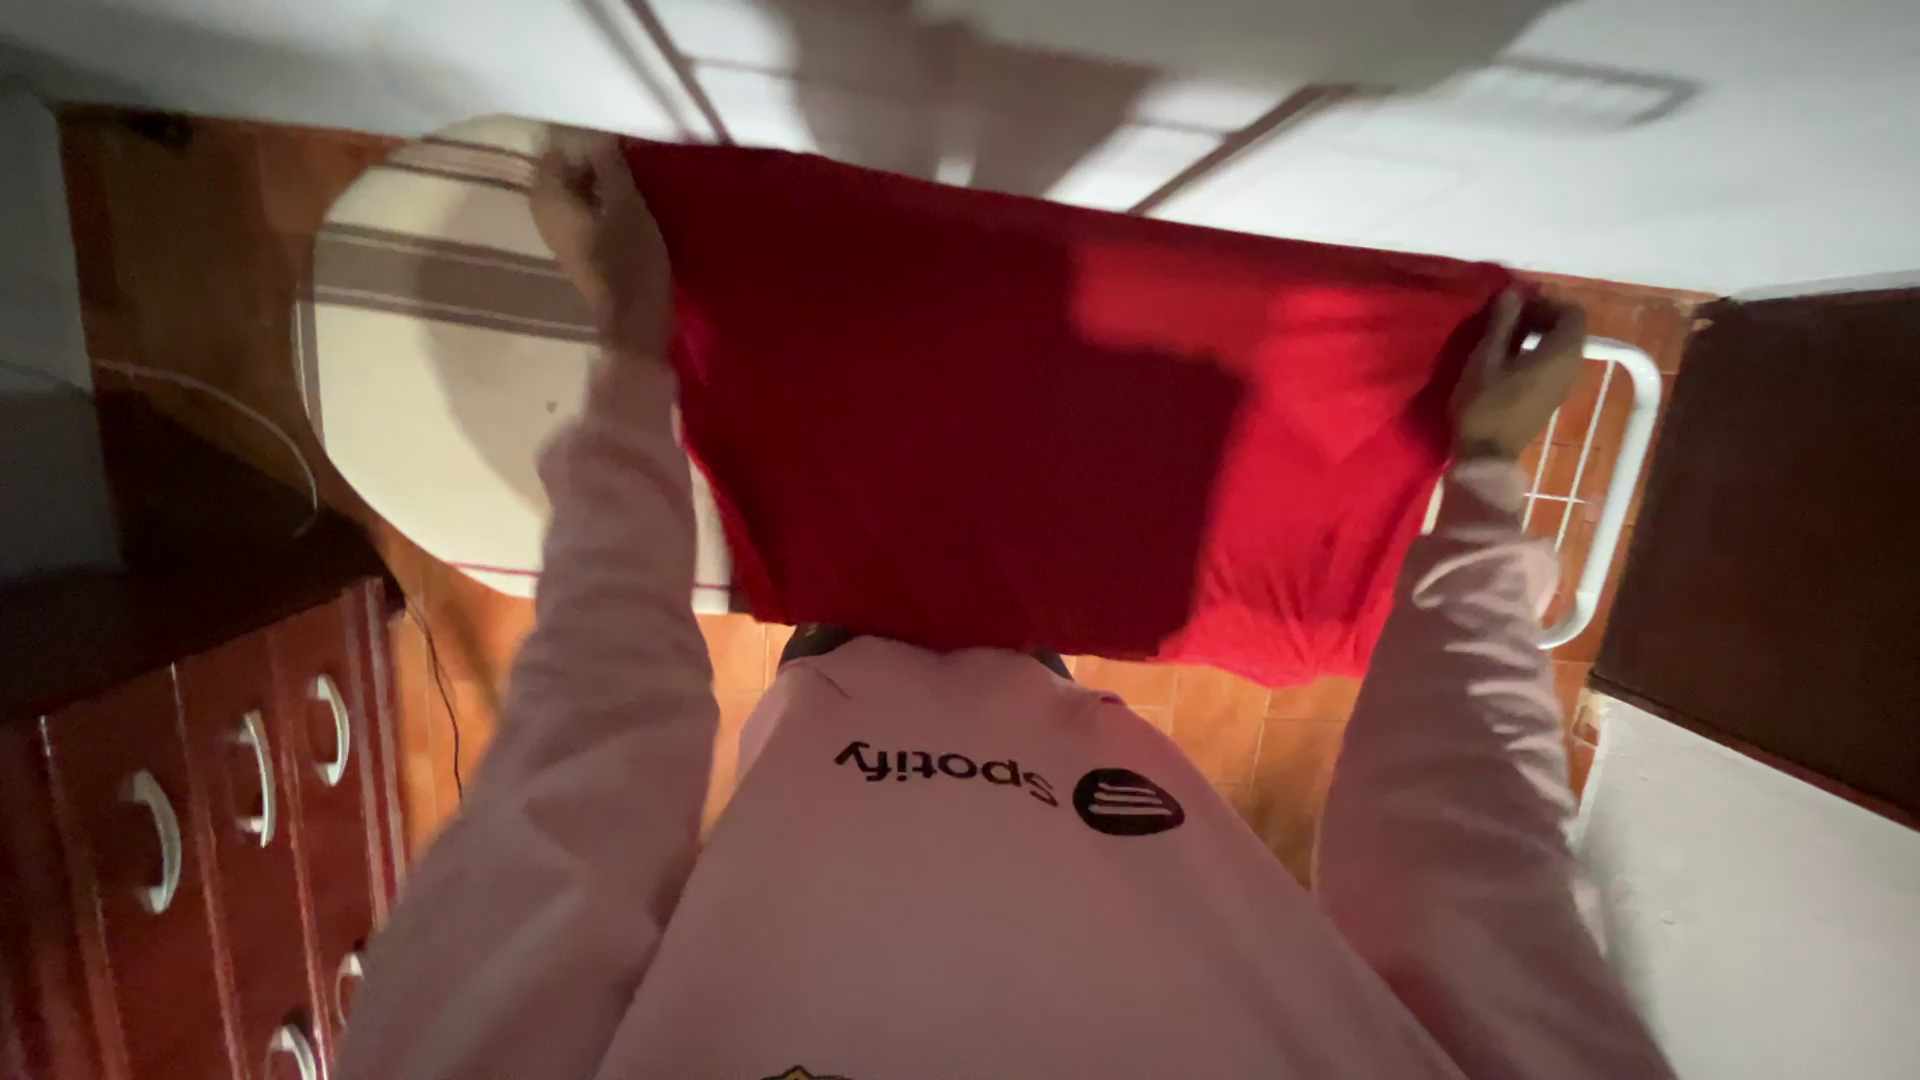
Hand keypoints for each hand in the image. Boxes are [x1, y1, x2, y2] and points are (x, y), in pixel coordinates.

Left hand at [530, 128, 672, 355]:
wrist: (633, 321)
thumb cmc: (629, 260)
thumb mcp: (627, 205)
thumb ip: (611, 165)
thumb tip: (598, 135)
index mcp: (548, 194)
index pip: (559, 148)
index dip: (590, 142)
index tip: (623, 146)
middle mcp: (542, 212)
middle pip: (565, 174)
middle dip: (595, 166)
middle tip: (631, 165)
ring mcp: (557, 237)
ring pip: (576, 197)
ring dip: (601, 189)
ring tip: (633, 189)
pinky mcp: (576, 255)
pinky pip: (584, 218)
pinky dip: (602, 210)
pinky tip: (627, 214)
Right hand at [1451, 290, 1587, 460]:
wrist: (1486, 455)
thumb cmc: (1483, 405)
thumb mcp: (1484, 360)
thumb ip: (1501, 325)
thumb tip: (1512, 292)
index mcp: (1561, 353)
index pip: (1572, 312)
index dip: (1545, 303)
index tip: (1514, 309)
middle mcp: (1572, 365)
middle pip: (1569, 330)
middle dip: (1541, 319)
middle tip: (1505, 322)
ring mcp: (1564, 384)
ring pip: (1561, 348)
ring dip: (1537, 339)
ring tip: (1502, 343)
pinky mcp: (1551, 398)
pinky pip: (1553, 365)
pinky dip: (1536, 356)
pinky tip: (1507, 366)